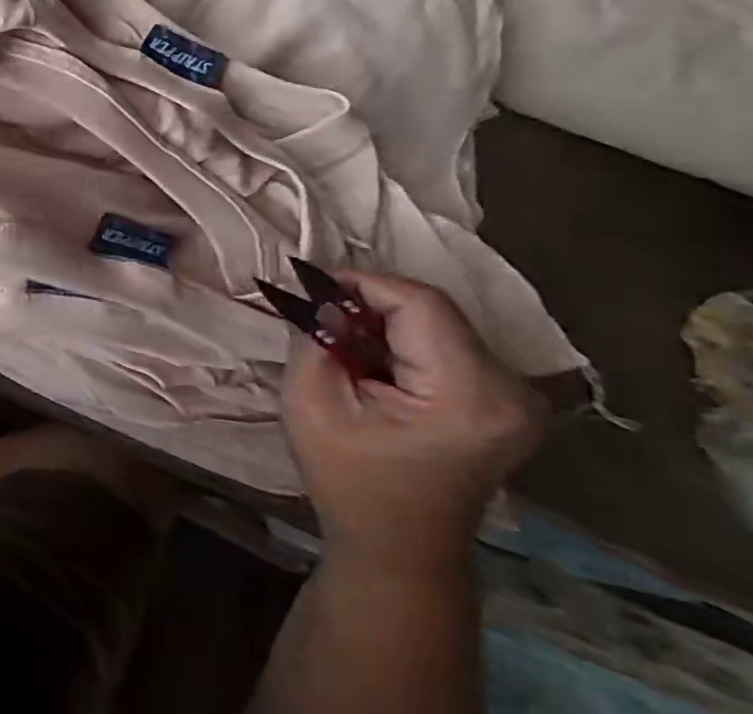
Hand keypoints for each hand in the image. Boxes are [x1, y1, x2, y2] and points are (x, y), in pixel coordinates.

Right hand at [282, 273, 545, 569]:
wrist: (399, 546)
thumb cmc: (348, 479)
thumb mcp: (310, 404)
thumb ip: (315, 340)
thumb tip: (322, 298)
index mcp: (468, 394)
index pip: (422, 303)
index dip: (363, 282)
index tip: (311, 283)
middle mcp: (512, 390)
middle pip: (435, 311)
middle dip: (370, 304)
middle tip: (317, 314)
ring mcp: (518, 398)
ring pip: (441, 324)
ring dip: (384, 322)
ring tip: (339, 341)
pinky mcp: (507, 402)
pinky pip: (449, 345)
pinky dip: (402, 342)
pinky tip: (370, 362)